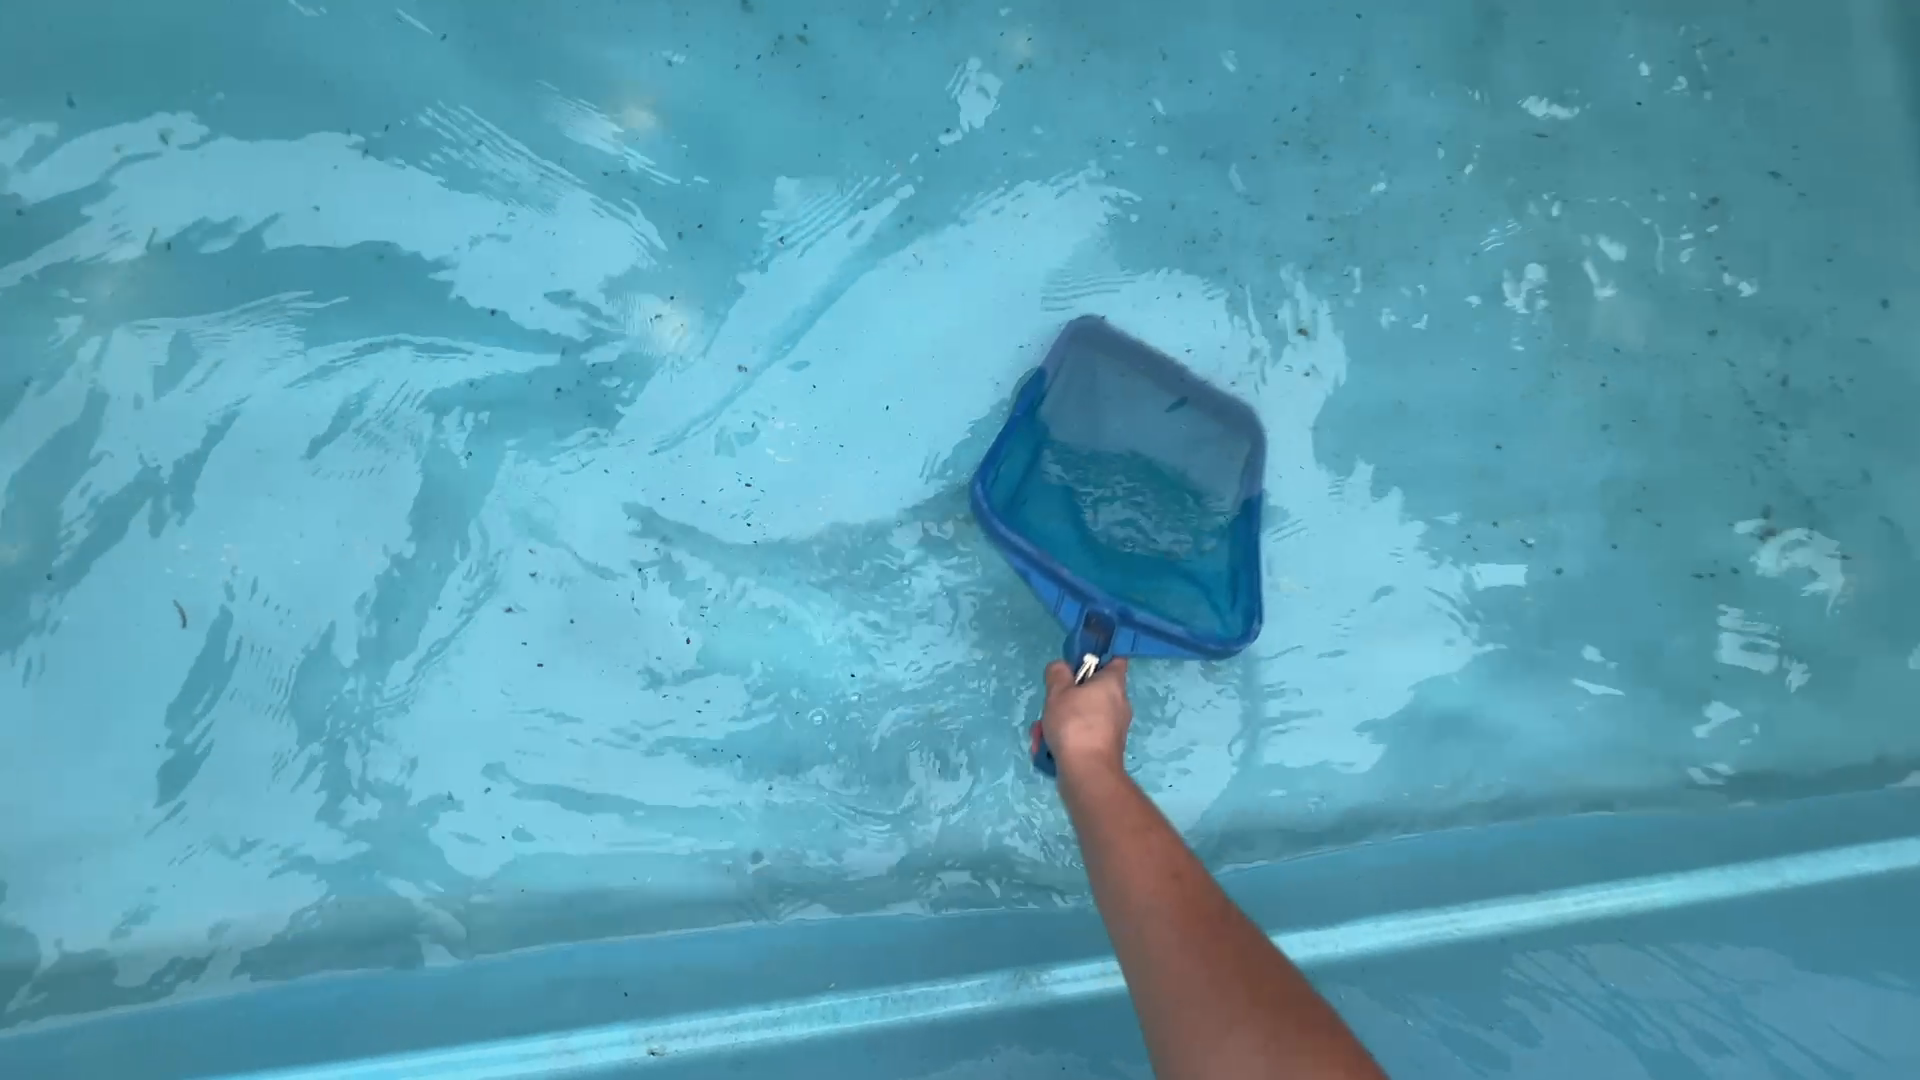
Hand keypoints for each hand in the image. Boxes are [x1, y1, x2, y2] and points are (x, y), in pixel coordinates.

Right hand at [1041, 658, 1131, 777]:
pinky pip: (1083, 735)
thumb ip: (1057, 673)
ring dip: (1061, 721)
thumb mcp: (1057, 691)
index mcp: (1113, 683)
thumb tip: (1061, 667)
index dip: (1098, 658)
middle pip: (1093, 691)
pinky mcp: (1106, 749)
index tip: (1077, 664)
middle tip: (1051, 703)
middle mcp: (1119, 704)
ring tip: (1042, 732)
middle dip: (1067, 697)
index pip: (1115, 660)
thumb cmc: (1075, 724)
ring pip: (1083, 715)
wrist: (1087, 772)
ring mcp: (1114, 728)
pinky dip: (1066, 739)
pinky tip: (1047, 749)